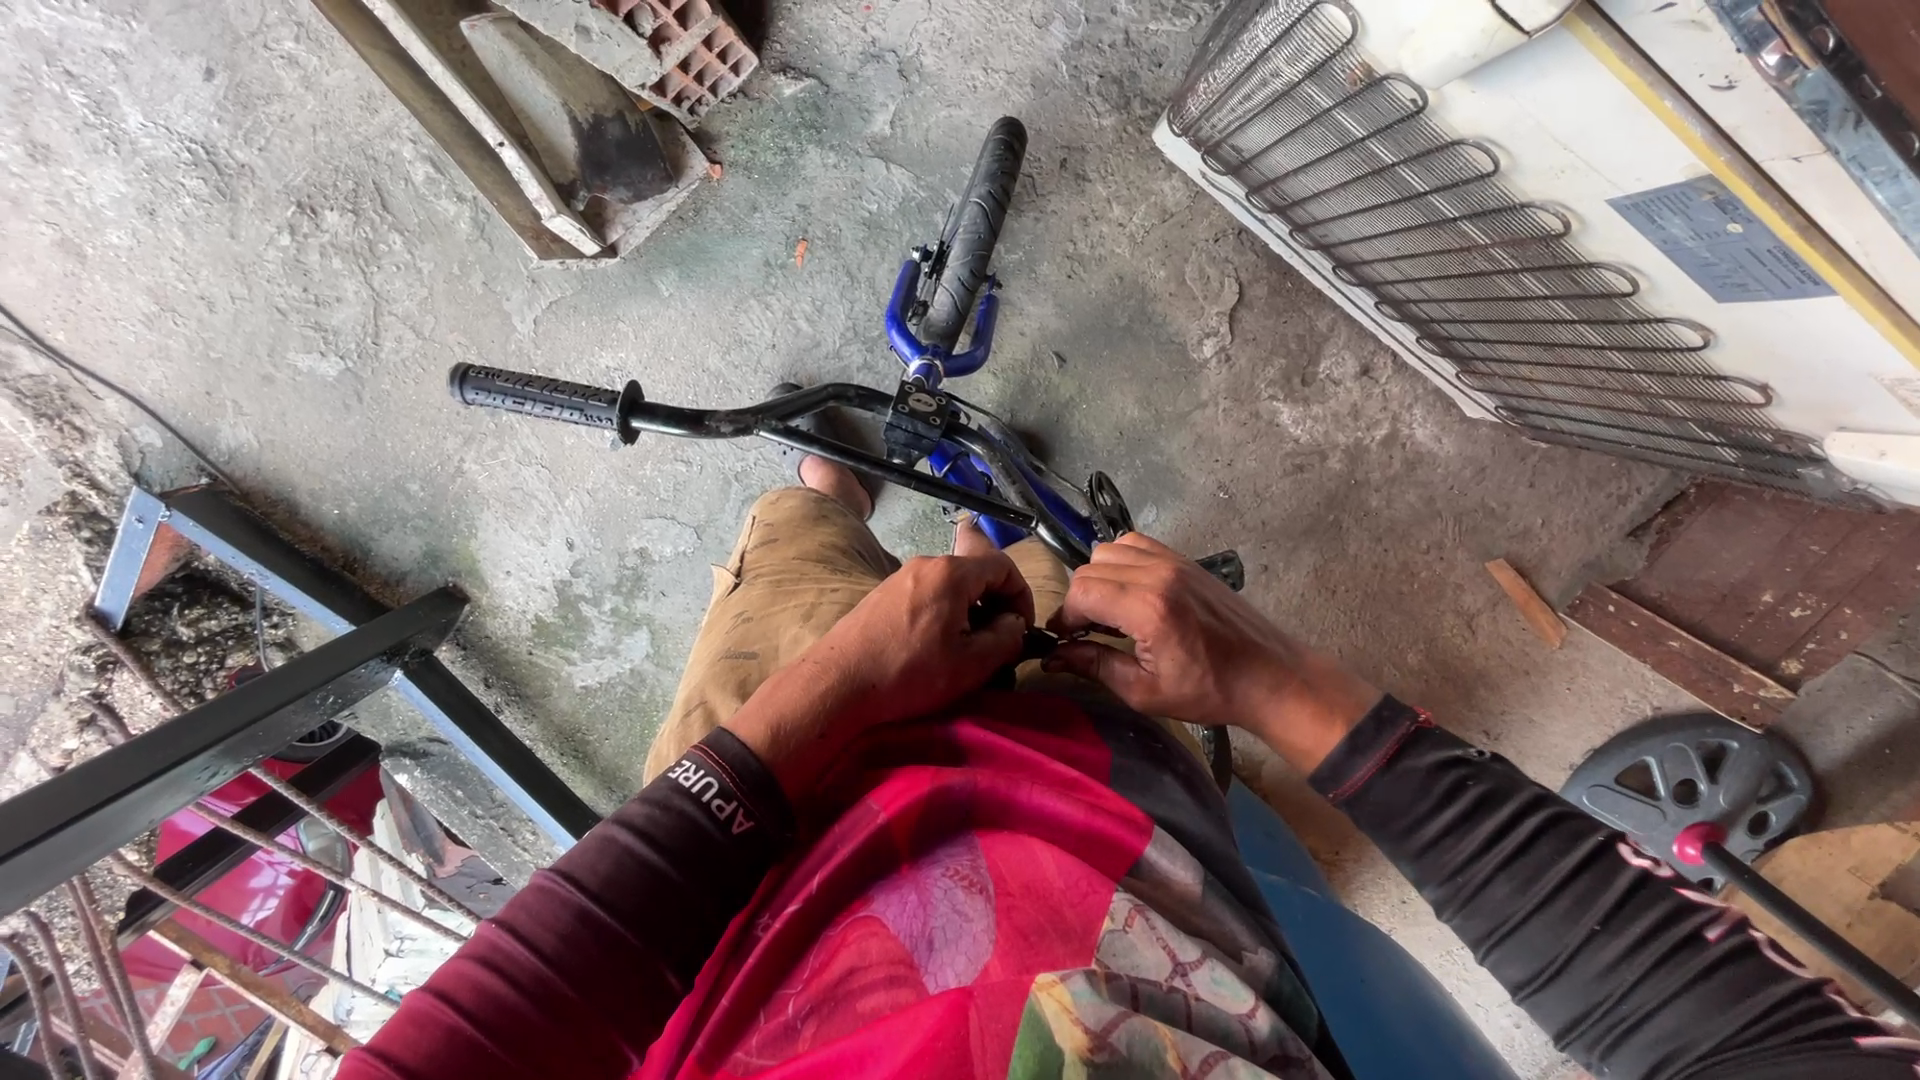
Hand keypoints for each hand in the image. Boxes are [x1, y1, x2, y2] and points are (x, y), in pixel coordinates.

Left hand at [725, 552, 1032, 794]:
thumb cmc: (908, 673)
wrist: (837, 684)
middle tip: (998, 644)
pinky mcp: (883, 595)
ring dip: (970, 613)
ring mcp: (900, 577)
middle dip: (996, 606)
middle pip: (976, 574)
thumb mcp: (971, 664)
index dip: (1022, 597)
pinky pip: (928, 595)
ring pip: (952, 586)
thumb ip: (1005, 638)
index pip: (1004, 566)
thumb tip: (1014, 624)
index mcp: (951, 573)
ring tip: (968, 651)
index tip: (1020, 630)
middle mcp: (925, 564)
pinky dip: (944, 614)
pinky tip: (935, 649)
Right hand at [1044, 533, 1379, 770]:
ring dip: (1098, 578)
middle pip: (1089, 569)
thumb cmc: (1209, 691)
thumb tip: (1054, 656)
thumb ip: (1095, 666)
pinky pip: (1135, 544)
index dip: (1065, 617)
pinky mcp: (1184, 559)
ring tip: (1108, 610)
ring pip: (1108, 550)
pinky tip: (1129, 592)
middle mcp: (1158, 574)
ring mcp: (1174, 561)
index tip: (1066, 641)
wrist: (1269, 675)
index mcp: (1149, 608)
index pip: (1081, 592)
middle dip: (1079, 601)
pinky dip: (1121, 563)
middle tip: (1086, 631)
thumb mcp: (1145, 691)